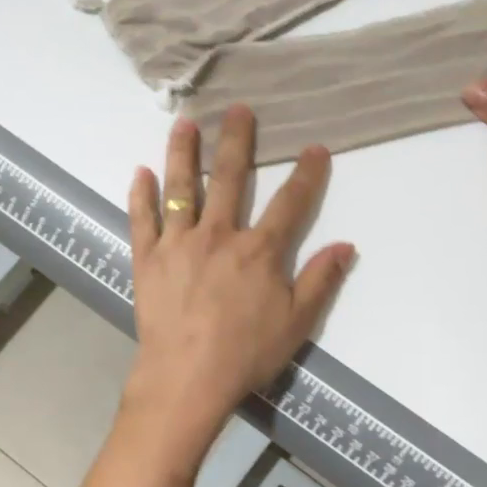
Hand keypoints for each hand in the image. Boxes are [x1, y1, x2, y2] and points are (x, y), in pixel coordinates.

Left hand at [120, 106, 355, 449]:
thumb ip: (320, 281)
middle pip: (230, 178)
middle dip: (237, 140)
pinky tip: (140, 172)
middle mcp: (219, 235)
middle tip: (238, 109)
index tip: (315, 147)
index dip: (306, 174)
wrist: (187, 377)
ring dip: (184, 153)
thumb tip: (346, 245)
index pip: (290, 202)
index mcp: (259, 251)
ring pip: (181, 188)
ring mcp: (178, 243)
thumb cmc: (245, 354)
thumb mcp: (296, 323)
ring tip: (185, 124)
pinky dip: (140, 195)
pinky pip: (141, 219)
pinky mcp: (147, 259)